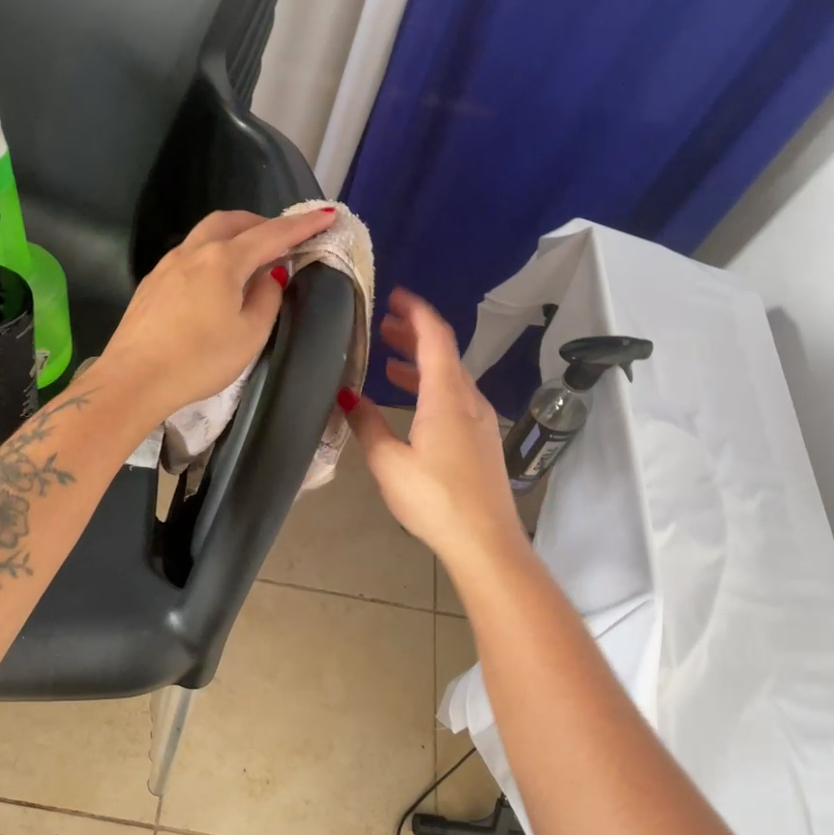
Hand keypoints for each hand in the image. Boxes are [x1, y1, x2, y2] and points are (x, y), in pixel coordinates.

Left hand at [101, 208, 337, 418]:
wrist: (134, 379)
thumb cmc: (199, 360)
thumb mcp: (249, 335)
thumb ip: (267, 299)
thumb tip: (269, 276)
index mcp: (223, 260)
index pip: (270, 235)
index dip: (300, 226)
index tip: (325, 216)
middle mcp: (192, 253)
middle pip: (230, 222)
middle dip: (259, 223)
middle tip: (280, 238)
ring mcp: (166, 267)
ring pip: (203, 236)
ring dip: (230, 237)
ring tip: (247, 257)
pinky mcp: (149, 287)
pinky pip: (186, 258)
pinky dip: (208, 257)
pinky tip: (211, 282)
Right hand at [340, 288, 525, 570]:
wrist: (485, 539)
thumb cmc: (434, 498)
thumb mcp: (389, 463)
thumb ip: (367, 425)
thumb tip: (348, 395)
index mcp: (445, 396)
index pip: (435, 337)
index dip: (416, 311)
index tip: (395, 295)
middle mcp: (468, 399)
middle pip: (445, 353)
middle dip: (414, 334)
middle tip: (384, 325)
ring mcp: (480, 420)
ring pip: (451, 377)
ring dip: (422, 363)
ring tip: (391, 362)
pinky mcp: (482, 440)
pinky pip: (456, 398)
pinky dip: (432, 386)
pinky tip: (414, 405)